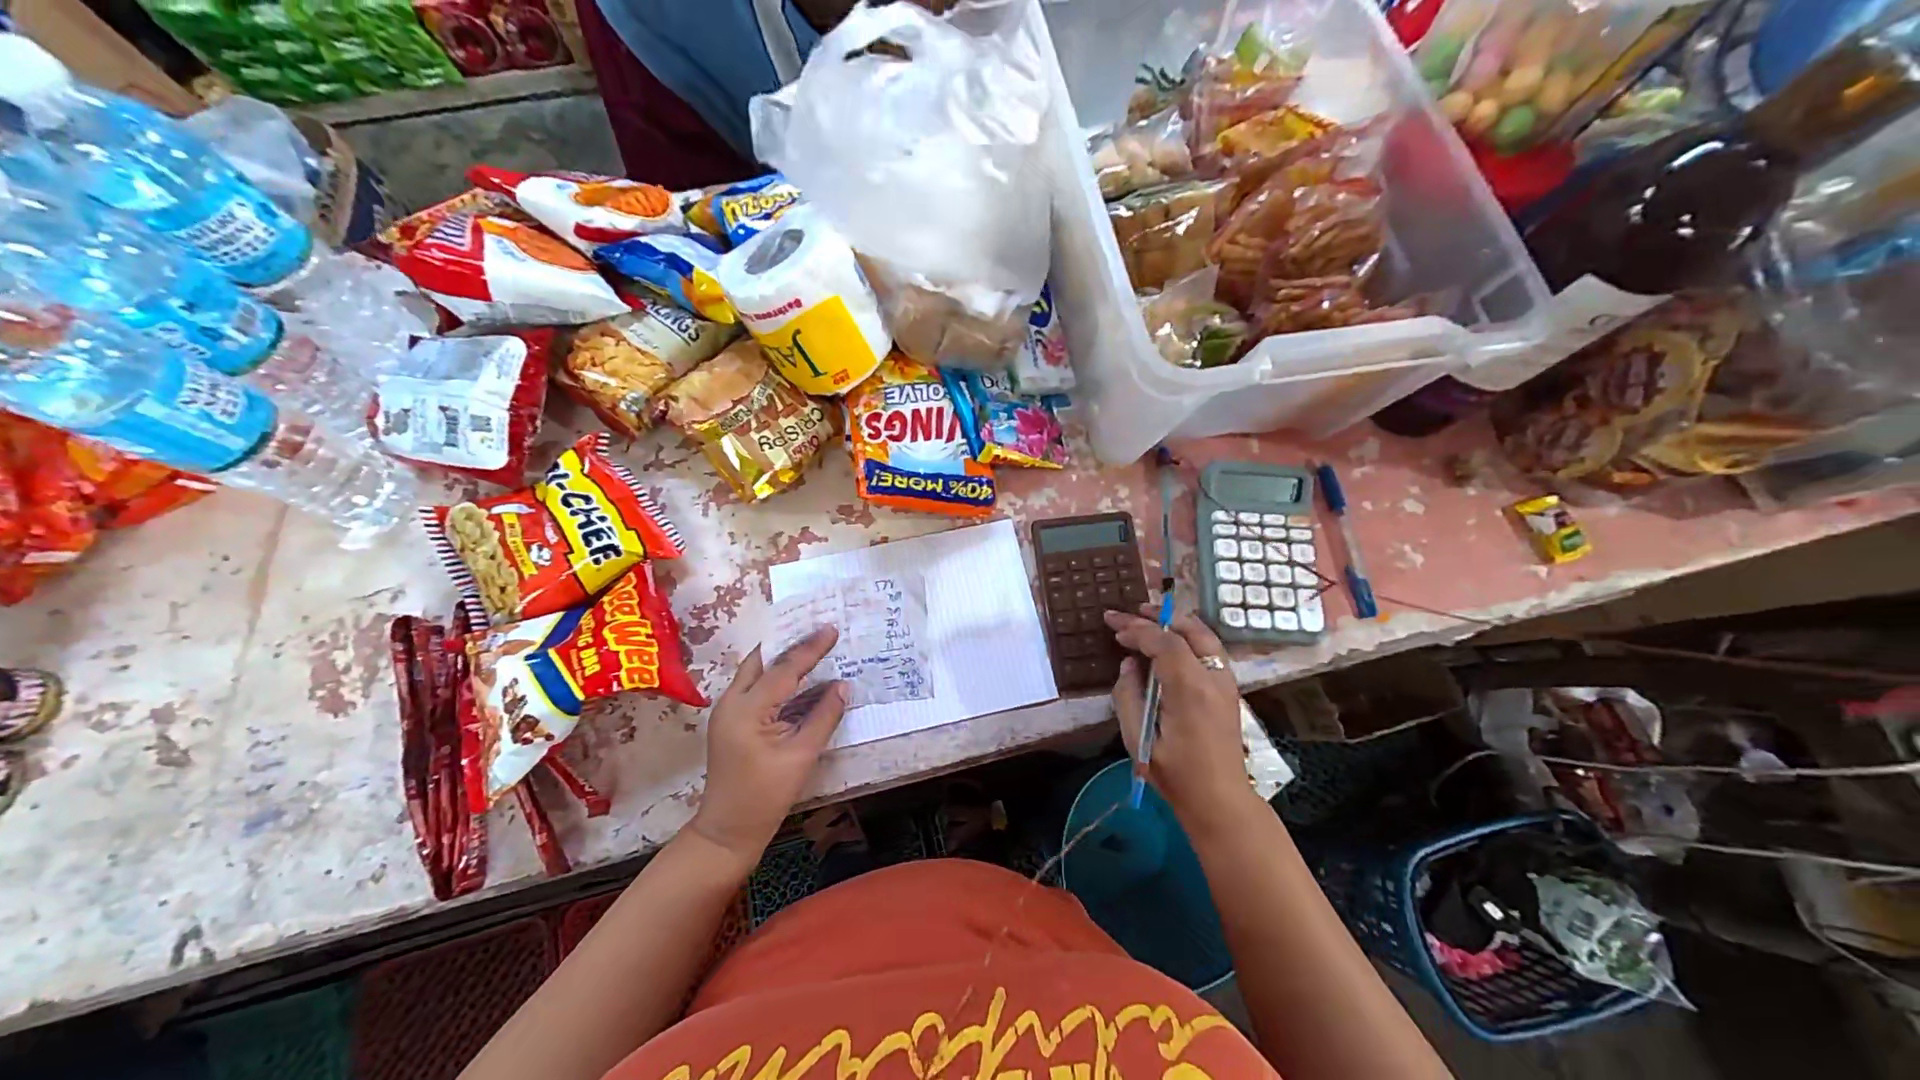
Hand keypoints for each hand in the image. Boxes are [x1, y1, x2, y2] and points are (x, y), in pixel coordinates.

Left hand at [687, 627, 847, 868]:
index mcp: (747, 710)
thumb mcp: (801, 755)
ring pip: (754, 672)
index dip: (810, 648)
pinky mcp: (730, 722)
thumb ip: (823, 716)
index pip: (783, 669)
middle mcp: (731, 703)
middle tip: (817, 631)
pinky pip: (753, 688)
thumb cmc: (765, 796)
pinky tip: (797, 680)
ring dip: (781, 660)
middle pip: (761, 661)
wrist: (727, 830)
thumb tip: (843, 686)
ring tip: (811, 648)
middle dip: (789, 644)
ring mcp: (726, 712)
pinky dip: (774, 678)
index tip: (831, 629)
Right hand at [1105, 605, 1261, 835]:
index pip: (1164, 642)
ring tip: (1149, 619)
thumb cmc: (1176, 774)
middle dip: (1158, 617)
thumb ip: (1128, 696)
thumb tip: (1128, 666)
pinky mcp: (1229, 691)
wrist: (1221, 801)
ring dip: (1176, 624)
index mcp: (1190, 688)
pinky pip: (1210, 650)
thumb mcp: (1138, 738)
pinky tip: (1170, 643)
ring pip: (1204, 636)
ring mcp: (1227, 682)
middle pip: (1189, 629)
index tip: (1114, 627)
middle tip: (1130, 612)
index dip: (1137, 630)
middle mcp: (1214, 677)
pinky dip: (1188, 638)